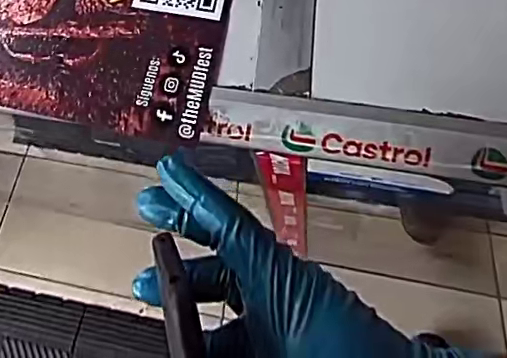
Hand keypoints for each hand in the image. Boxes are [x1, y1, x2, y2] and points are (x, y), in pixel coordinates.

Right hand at [131, 155, 480, 357]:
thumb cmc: (355, 352)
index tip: (169, 166)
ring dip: (189, 285)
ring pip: (226, 286)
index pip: (226, 221)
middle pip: (219, 247)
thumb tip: (190, 335)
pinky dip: (212, 322)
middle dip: (182, 228)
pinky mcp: (287, 333)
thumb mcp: (283, 321)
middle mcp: (277, 283)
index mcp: (277, 272)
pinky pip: (240, 320)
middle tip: (151, 210)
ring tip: (153, 288)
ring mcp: (282, 308)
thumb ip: (230, 329)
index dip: (194, 191)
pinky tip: (192, 335)